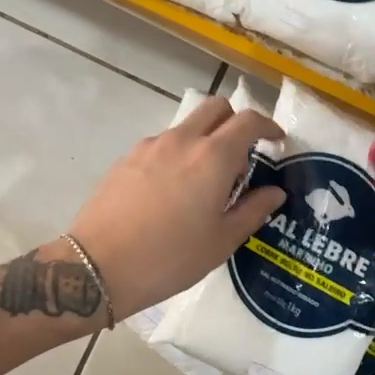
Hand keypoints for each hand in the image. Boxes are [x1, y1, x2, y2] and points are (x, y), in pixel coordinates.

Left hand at [67, 96, 286, 318]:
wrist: (98, 266)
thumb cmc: (170, 257)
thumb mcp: (221, 242)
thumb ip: (253, 210)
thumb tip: (275, 192)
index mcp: (213, 157)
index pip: (248, 121)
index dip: (268, 126)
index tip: (276, 141)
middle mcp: (182, 140)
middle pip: (216, 108)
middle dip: (235, 122)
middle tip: (241, 156)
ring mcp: (150, 146)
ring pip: (187, 126)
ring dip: (204, 140)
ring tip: (203, 182)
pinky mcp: (126, 158)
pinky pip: (162, 145)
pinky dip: (177, 155)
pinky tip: (171, 192)